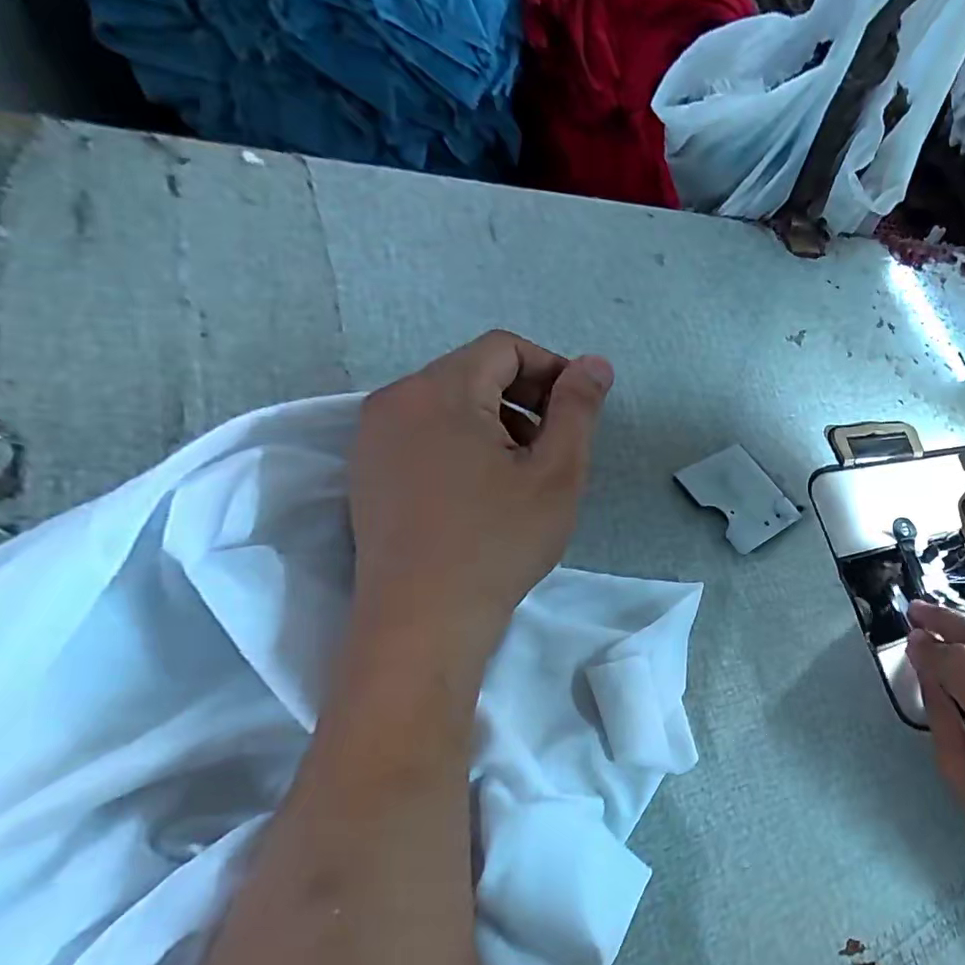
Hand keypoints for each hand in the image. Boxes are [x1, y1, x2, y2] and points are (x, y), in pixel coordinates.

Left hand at [346, 330, 612, 663]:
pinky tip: (488, 491)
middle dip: (527, 398)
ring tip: (526, 474)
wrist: (424, 617)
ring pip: (452, 403)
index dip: (553, 370)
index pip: (504, 348)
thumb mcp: (557, 472)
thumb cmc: (500, 539)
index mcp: (440, 392)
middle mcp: (395, 401)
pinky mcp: (369, 470)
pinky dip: (467, 443)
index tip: (580, 413)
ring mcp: (373, 437)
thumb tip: (595, 364)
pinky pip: (427, 432)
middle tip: (559, 447)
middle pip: (475, 371)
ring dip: (500, 422)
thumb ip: (578, 409)